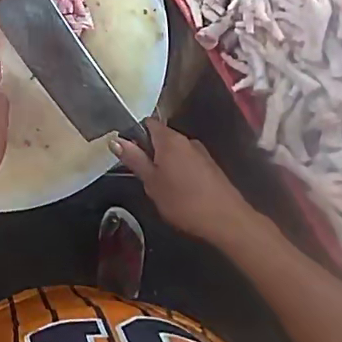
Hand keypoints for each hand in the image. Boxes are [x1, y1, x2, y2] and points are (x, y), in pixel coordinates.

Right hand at [111, 119, 263, 245]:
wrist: (226, 219)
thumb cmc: (183, 201)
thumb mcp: (152, 183)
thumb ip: (135, 159)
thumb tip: (116, 140)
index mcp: (169, 139)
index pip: (147, 123)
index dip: (134, 134)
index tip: (127, 153)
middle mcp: (186, 139)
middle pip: (162, 136)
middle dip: (150, 152)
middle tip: (142, 176)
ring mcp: (201, 152)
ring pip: (175, 151)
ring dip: (165, 163)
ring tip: (160, 187)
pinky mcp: (210, 166)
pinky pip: (188, 161)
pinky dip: (179, 170)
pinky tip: (179, 191)